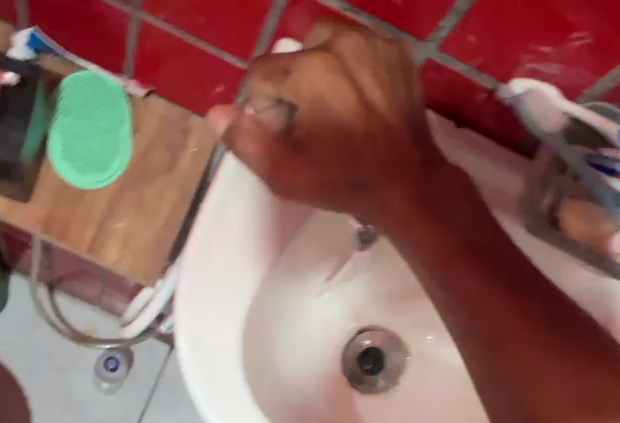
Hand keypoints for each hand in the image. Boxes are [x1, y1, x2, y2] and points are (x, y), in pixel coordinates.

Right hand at [207, 21, 472, 225]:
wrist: (404, 182)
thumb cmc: (340, 181)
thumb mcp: (282, 173)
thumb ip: (244, 140)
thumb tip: (214, 112)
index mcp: (309, 69)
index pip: (260, 72)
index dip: (263, 107)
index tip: (283, 134)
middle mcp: (340, 43)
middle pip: (292, 54)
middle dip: (290, 85)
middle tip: (307, 125)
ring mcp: (373, 43)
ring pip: (325, 42)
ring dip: (318, 71)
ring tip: (331, 110)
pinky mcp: (395, 51)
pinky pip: (358, 47)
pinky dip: (349, 68)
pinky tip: (356, 102)